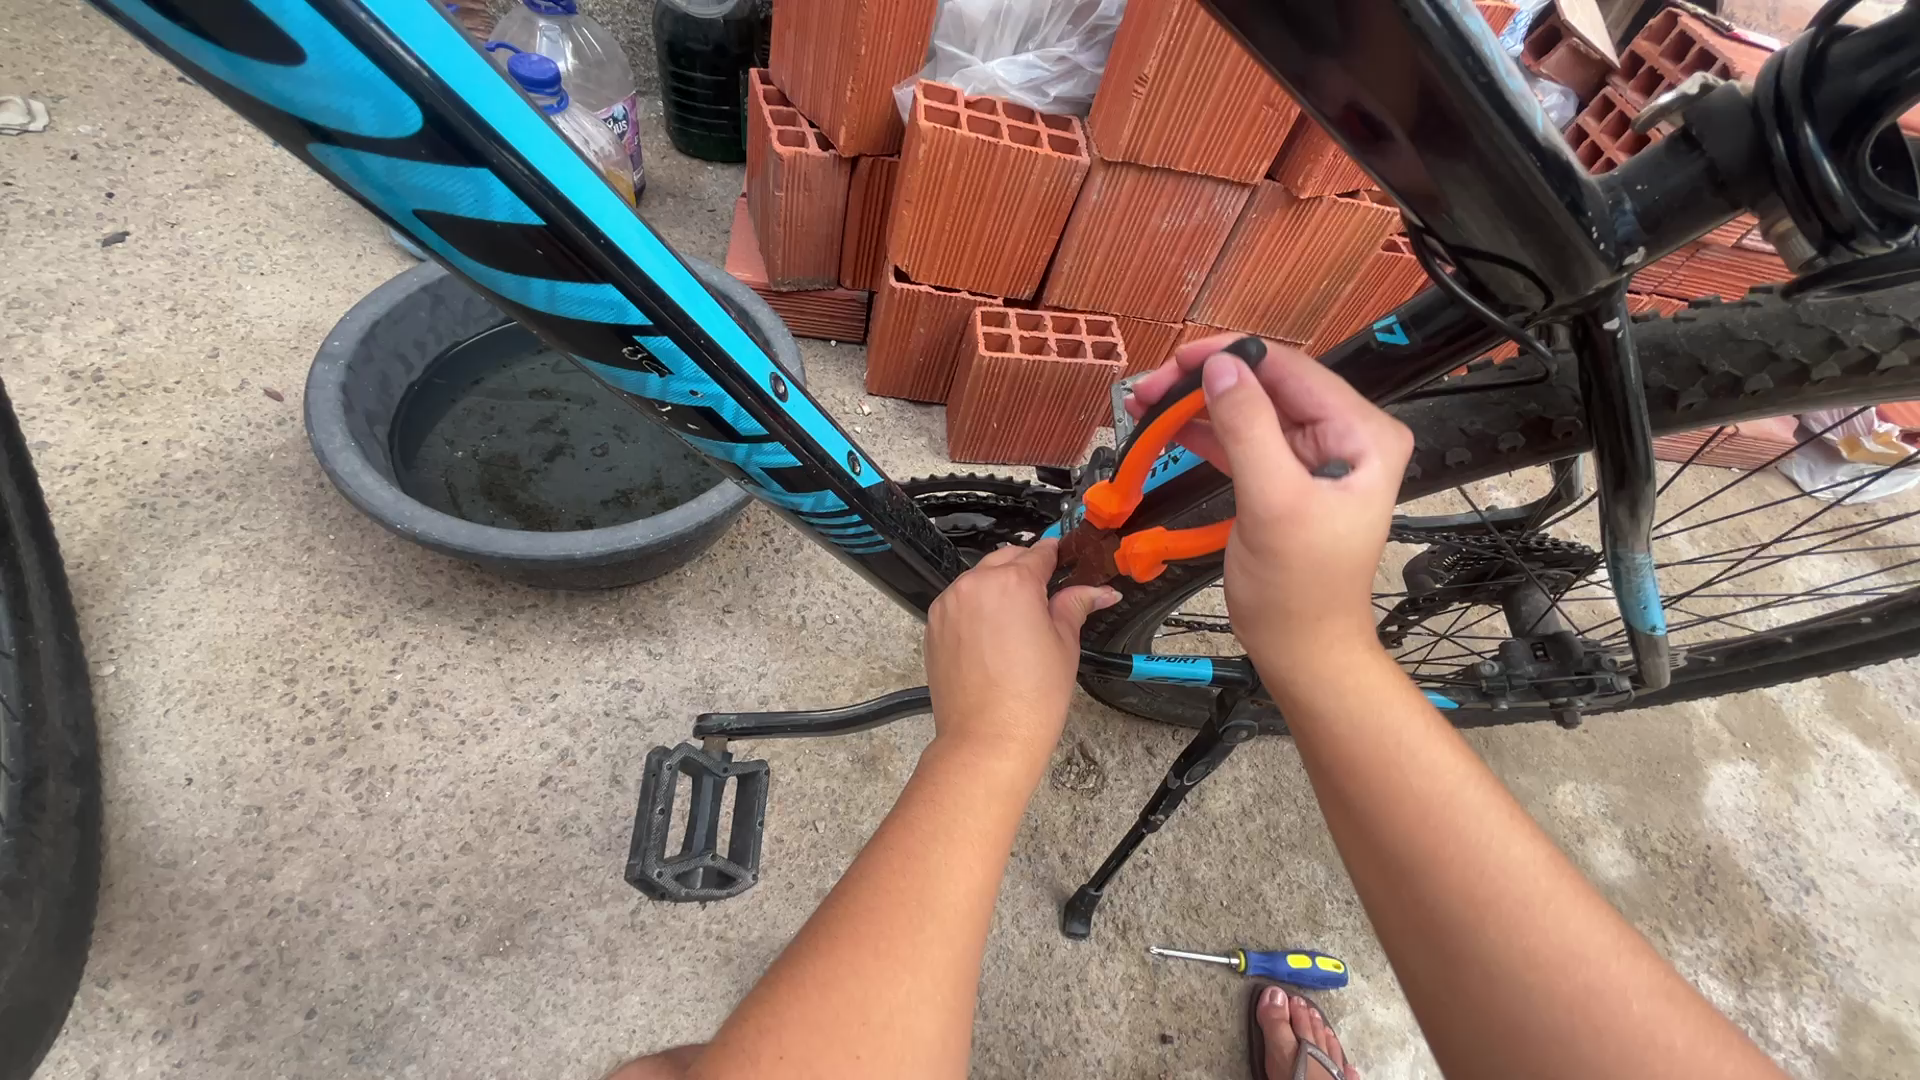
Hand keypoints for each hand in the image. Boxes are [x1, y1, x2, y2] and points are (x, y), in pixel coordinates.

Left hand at [923, 539, 1118, 774]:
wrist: (987, 738)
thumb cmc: (1029, 699)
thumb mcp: (1064, 644)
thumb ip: (1075, 606)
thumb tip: (1098, 591)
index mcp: (1013, 582)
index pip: (1038, 553)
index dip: (1054, 555)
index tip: (1061, 558)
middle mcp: (975, 585)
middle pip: (1005, 559)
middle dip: (1025, 569)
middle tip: (1045, 595)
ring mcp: (949, 604)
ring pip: (979, 579)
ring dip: (998, 587)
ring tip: (1018, 620)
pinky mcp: (934, 625)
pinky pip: (959, 601)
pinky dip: (975, 606)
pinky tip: (993, 634)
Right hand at [1126, 334, 1411, 674]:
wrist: (1300, 645)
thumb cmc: (1300, 588)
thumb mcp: (1273, 502)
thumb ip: (1247, 428)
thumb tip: (1219, 367)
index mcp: (1361, 433)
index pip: (1292, 370)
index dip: (1232, 356)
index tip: (1179, 359)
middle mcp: (1341, 435)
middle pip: (1265, 385)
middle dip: (1205, 381)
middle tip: (1151, 387)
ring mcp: (1309, 455)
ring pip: (1246, 409)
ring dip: (1196, 404)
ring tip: (1147, 402)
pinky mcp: (1280, 476)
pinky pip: (1238, 440)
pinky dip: (1202, 432)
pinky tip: (1167, 426)